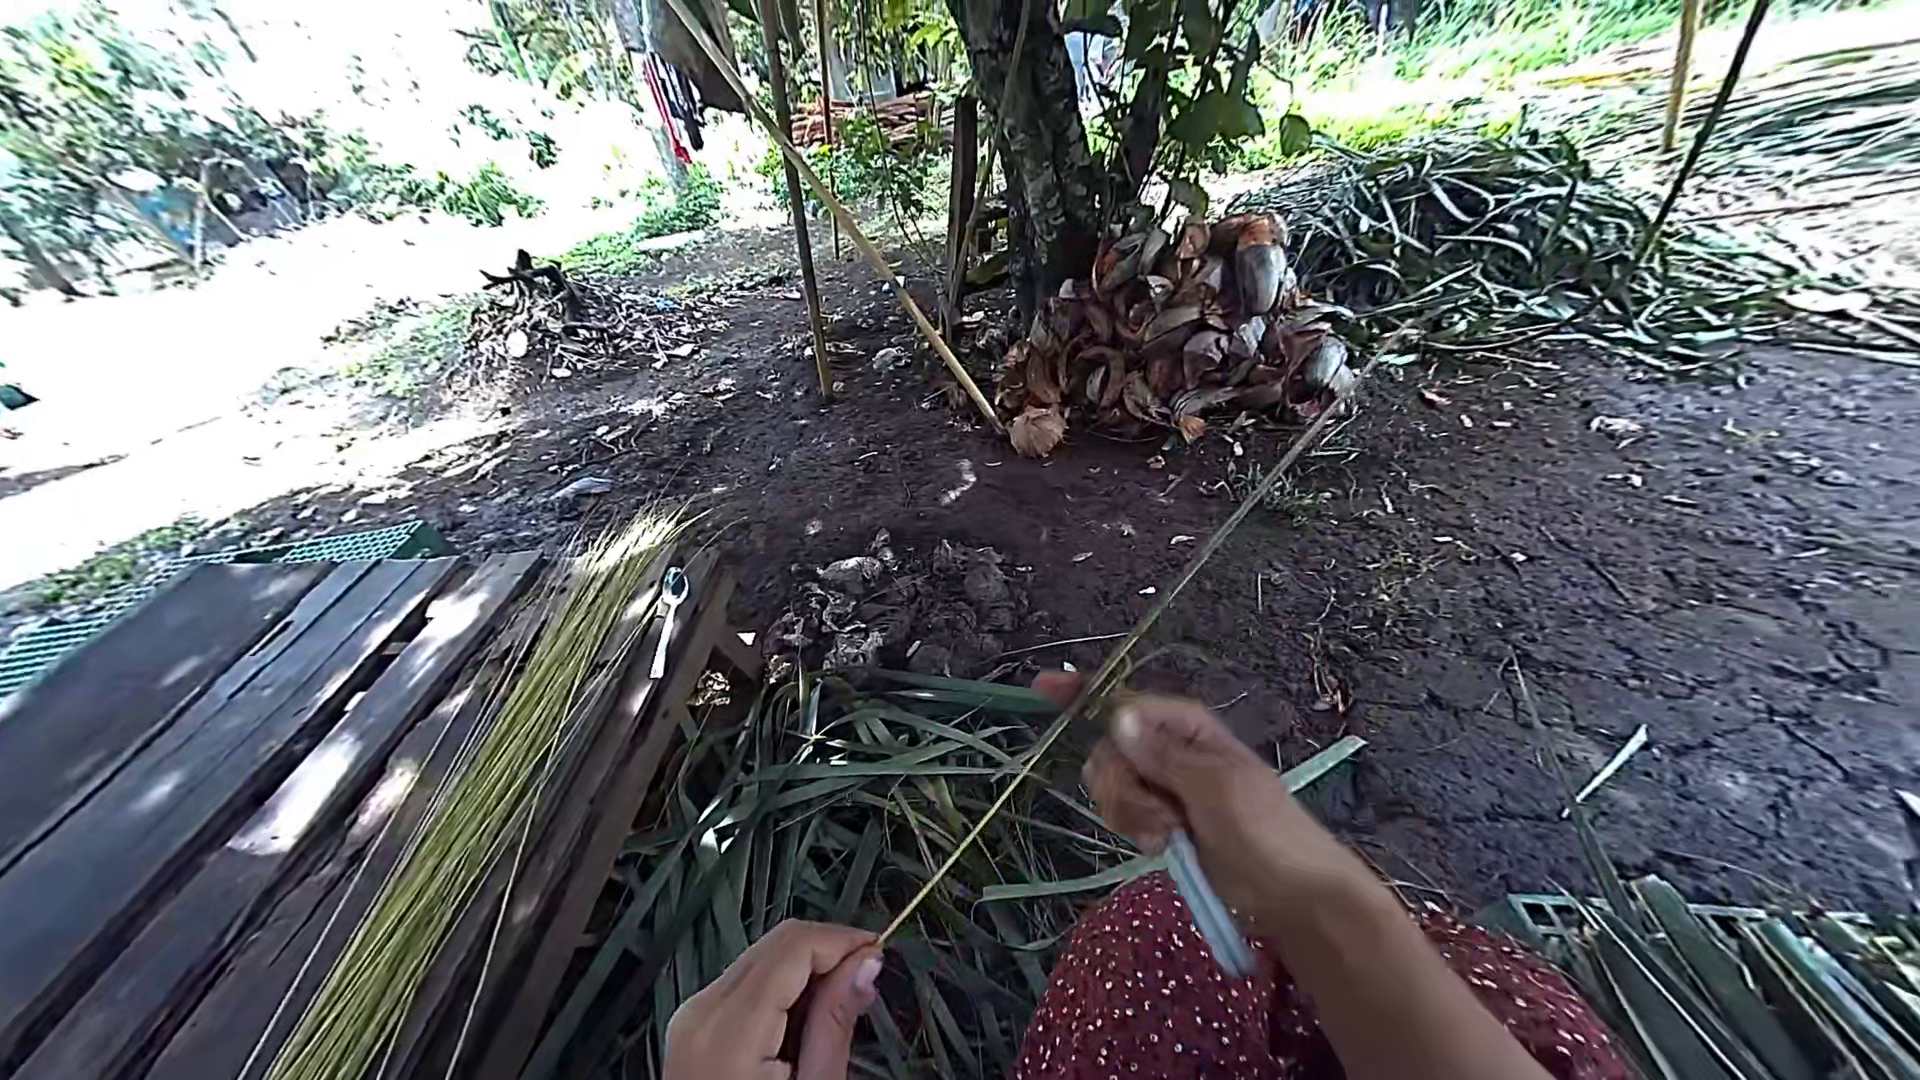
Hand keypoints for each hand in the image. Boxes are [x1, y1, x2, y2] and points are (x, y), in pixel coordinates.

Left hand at [664, 920, 882, 1079]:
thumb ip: (835, 1020)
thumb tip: (868, 959)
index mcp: (728, 1031)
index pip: (795, 947)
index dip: (843, 939)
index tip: (879, 952)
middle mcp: (702, 1010)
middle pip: (779, 942)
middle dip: (828, 949)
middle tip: (866, 975)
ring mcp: (692, 1015)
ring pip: (766, 953)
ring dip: (809, 965)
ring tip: (841, 1001)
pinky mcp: (694, 1023)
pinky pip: (749, 977)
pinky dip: (785, 982)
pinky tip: (806, 1016)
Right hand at [1036, 673, 1371, 931]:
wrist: (1290, 895)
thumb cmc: (1266, 829)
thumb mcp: (1217, 786)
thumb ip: (1163, 754)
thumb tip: (1116, 717)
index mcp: (1182, 724)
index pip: (1121, 698)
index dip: (1080, 691)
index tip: (1041, 689)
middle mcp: (1163, 746)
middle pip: (1105, 748)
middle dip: (1122, 783)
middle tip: (1159, 810)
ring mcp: (1157, 782)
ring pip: (1106, 782)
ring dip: (1132, 812)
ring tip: (1171, 831)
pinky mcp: (1152, 814)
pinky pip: (1117, 810)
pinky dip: (1136, 829)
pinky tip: (1166, 843)